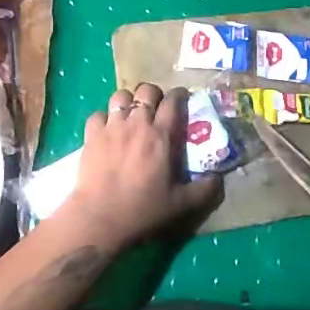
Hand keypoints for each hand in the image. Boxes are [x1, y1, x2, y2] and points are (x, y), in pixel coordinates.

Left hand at [58, 83, 222, 253]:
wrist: (100, 219)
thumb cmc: (144, 210)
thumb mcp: (182, 204)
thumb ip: (205, 189)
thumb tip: (219, 178)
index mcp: (161, 136)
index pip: (173, 101)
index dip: (179, 95)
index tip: (182, 99)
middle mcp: (137, 124)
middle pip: (146, 90)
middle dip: (154, 95)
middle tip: (156, 109)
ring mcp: (111, 127)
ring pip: (121, 96)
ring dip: (128, 102)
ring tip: (131, 115)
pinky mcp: (91, 136)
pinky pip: (98, 114)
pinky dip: (104, 118)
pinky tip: (108, 130)